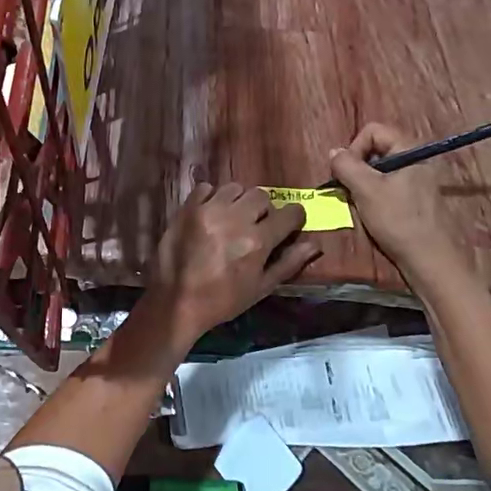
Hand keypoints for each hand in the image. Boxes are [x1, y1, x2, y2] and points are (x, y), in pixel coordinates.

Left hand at [146, 183, 324, 342]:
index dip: (293, 218)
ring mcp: (207, 211)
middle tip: (255, 224)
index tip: (288, 224)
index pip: (290, 212)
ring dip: (238, 200)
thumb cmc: (222, 300)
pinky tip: (210, 214)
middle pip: (261, 195)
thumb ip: (289, 262)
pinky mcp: (186, 209)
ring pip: (234, 188)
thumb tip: (314, 244)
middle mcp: (234, 219)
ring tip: (231, 218)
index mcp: (257, 240)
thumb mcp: (261, 287)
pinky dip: (211, 197)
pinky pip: (205, 188)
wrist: (176, 301)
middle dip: (263, 208)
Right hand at [328, 123, 455, 268]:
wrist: (428, 258)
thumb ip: (346, 166)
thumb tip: (333, 152)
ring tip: (358, 202)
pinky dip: (372, 194)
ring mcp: (416, 179)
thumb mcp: (365, 189)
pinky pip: (386, 185)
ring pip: (378, 169)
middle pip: (375, 149)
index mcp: (409, 150)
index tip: (347, 171)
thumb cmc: (397, 219)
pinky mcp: (414, 197)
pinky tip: (370, 211)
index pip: (373, 131)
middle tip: (349, 189)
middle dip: (356, 167)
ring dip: (361, 183)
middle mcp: (415, 159)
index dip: (355, 147)